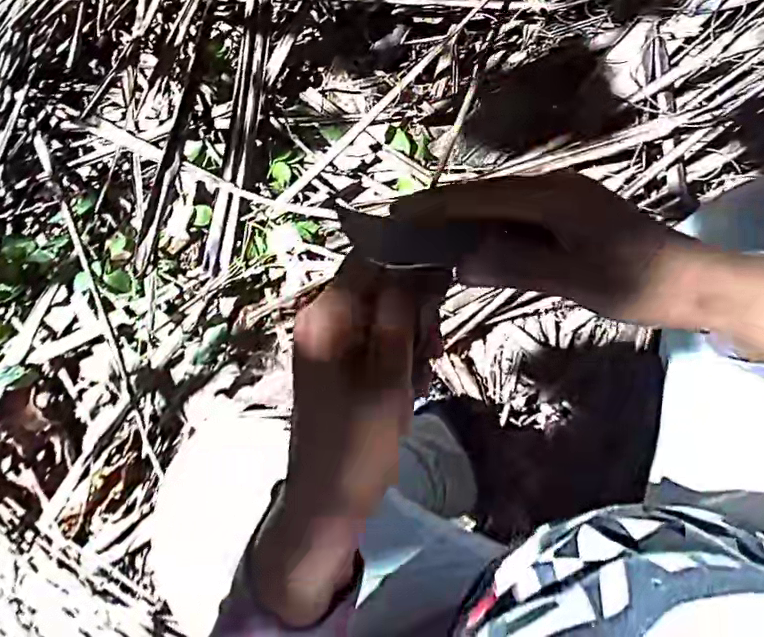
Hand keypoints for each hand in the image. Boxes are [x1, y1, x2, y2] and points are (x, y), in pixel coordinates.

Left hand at [250, 255, 420, 625]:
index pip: (369, 259)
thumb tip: (414, 265)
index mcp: (325, 314)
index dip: (408, 263)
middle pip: (378, 284)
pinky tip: (408, 383)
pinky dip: (397, 353)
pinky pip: (375, 336)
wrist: (326, 504)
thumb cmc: (356, 445)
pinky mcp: (339, 357)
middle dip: (411, 310)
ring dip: (409, 335)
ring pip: (383, 311)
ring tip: (419, 373)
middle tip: (430, 347)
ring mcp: (330, 337)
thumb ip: (399, 317)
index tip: (441, 284)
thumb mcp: (387, 378)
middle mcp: (322, 316)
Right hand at [391, 172, 763, 360]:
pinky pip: (518, 215)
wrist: (701, 281)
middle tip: (402, 226)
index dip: (437, 207)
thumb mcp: (578, 280)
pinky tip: (474, 243)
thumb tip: (461, 261)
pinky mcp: (570, 212)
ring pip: (500, 204)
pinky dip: (490, 227)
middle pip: (485, 195)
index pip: (480, 198)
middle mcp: (553, 187)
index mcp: (553, 196)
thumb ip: (517, 265)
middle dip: (443, 209)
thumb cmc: (641, 284)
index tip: (399, 215)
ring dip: (465, 218)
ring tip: (426, 235)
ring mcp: (563, 197)